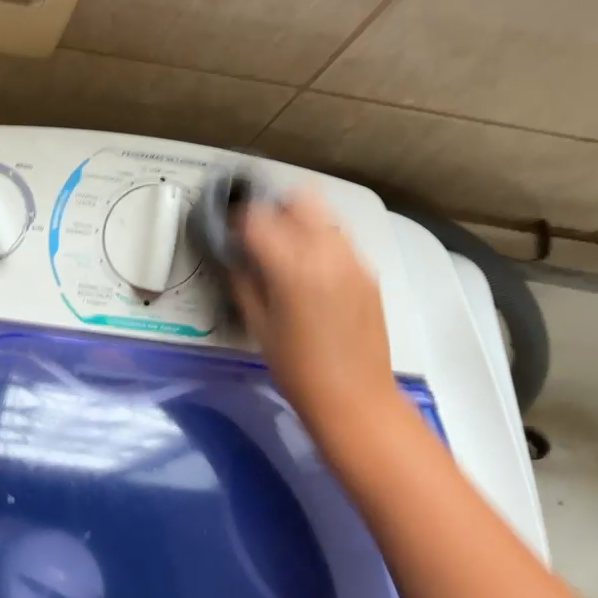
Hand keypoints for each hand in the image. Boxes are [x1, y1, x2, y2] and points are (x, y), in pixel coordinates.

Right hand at [229, 188, 401, 437]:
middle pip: (299, 199)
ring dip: (299, 222)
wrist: (355, 397)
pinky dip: (320, 242)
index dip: (237, 219)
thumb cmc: (295, 367)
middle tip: (258, 233)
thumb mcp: (256, 324)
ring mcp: (354, 260)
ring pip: (323, 215)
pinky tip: (310, 272)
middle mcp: (326, 253)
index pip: (257, 217)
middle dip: (274, 208)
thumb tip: (237, 255)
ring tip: (284, 250)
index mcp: (292, 267)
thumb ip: (244, 279)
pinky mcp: (369, 273)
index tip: (229, 232)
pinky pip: (339, 240)